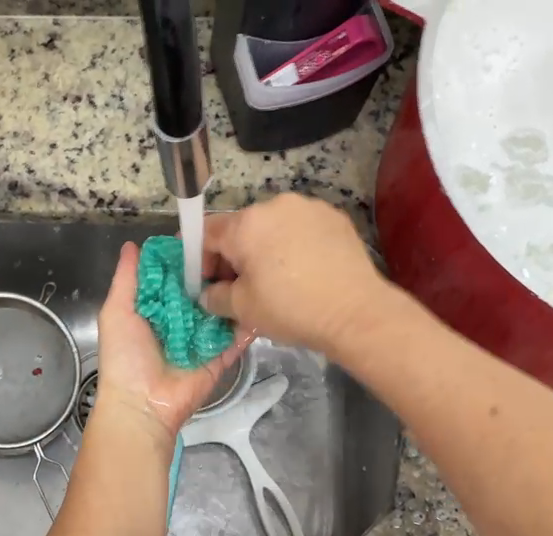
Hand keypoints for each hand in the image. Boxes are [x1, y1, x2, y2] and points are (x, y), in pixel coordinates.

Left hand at [91, 242, 241, 447]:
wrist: (142, 405)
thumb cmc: (124, 357)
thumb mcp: (117, 312)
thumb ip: (127, 279)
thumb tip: (133, 245)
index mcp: (156, 310)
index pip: (175, 277)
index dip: (187, 258)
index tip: (204, 237)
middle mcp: (181, 322)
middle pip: (202, 291)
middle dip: (216, 272)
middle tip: (235, 249)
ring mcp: (202, 340)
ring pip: (223, 311)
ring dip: (235, 292)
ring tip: (254, 267)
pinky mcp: (220, 358)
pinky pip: (237, 338)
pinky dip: (248, 323)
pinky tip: (262, 300)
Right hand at [200, 194, 394, 355]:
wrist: (354, 312)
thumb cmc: (290, 309)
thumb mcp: (242, 310)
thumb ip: (215, 297)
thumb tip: (209, 293)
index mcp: (246, 224)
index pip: (207, 231)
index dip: (198, 256)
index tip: (202, 279)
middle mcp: (276, 206)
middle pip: (241, 229)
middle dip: (233, 256)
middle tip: (237, 288)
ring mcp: (308, 208)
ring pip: (272, 228)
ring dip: (264, 251)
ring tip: (272, 283)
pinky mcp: (334, 218)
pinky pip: (300, 230)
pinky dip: (292, 248)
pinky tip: (300, 274)